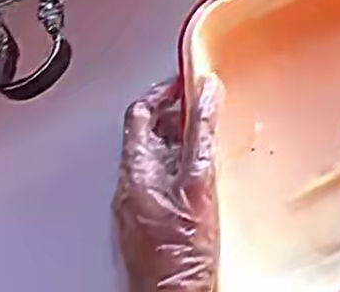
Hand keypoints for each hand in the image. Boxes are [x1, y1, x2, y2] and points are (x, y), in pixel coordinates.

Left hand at [114, 77, 220, 291]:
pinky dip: (182, 163)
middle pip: (147, 132)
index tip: (189, 82)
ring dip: (181, 138)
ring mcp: (138, 208)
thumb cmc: (180, 256)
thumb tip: (206, 91)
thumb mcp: (199, 180)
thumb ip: (201, 132)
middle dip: (176, 113)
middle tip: (204, 105)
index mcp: (135, 172)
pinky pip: (163, 179)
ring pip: (156, 156)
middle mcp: (130, 188)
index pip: (139, 113)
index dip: (164, 91)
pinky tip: (205, 171)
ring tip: (209, 134)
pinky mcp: (150, 224)